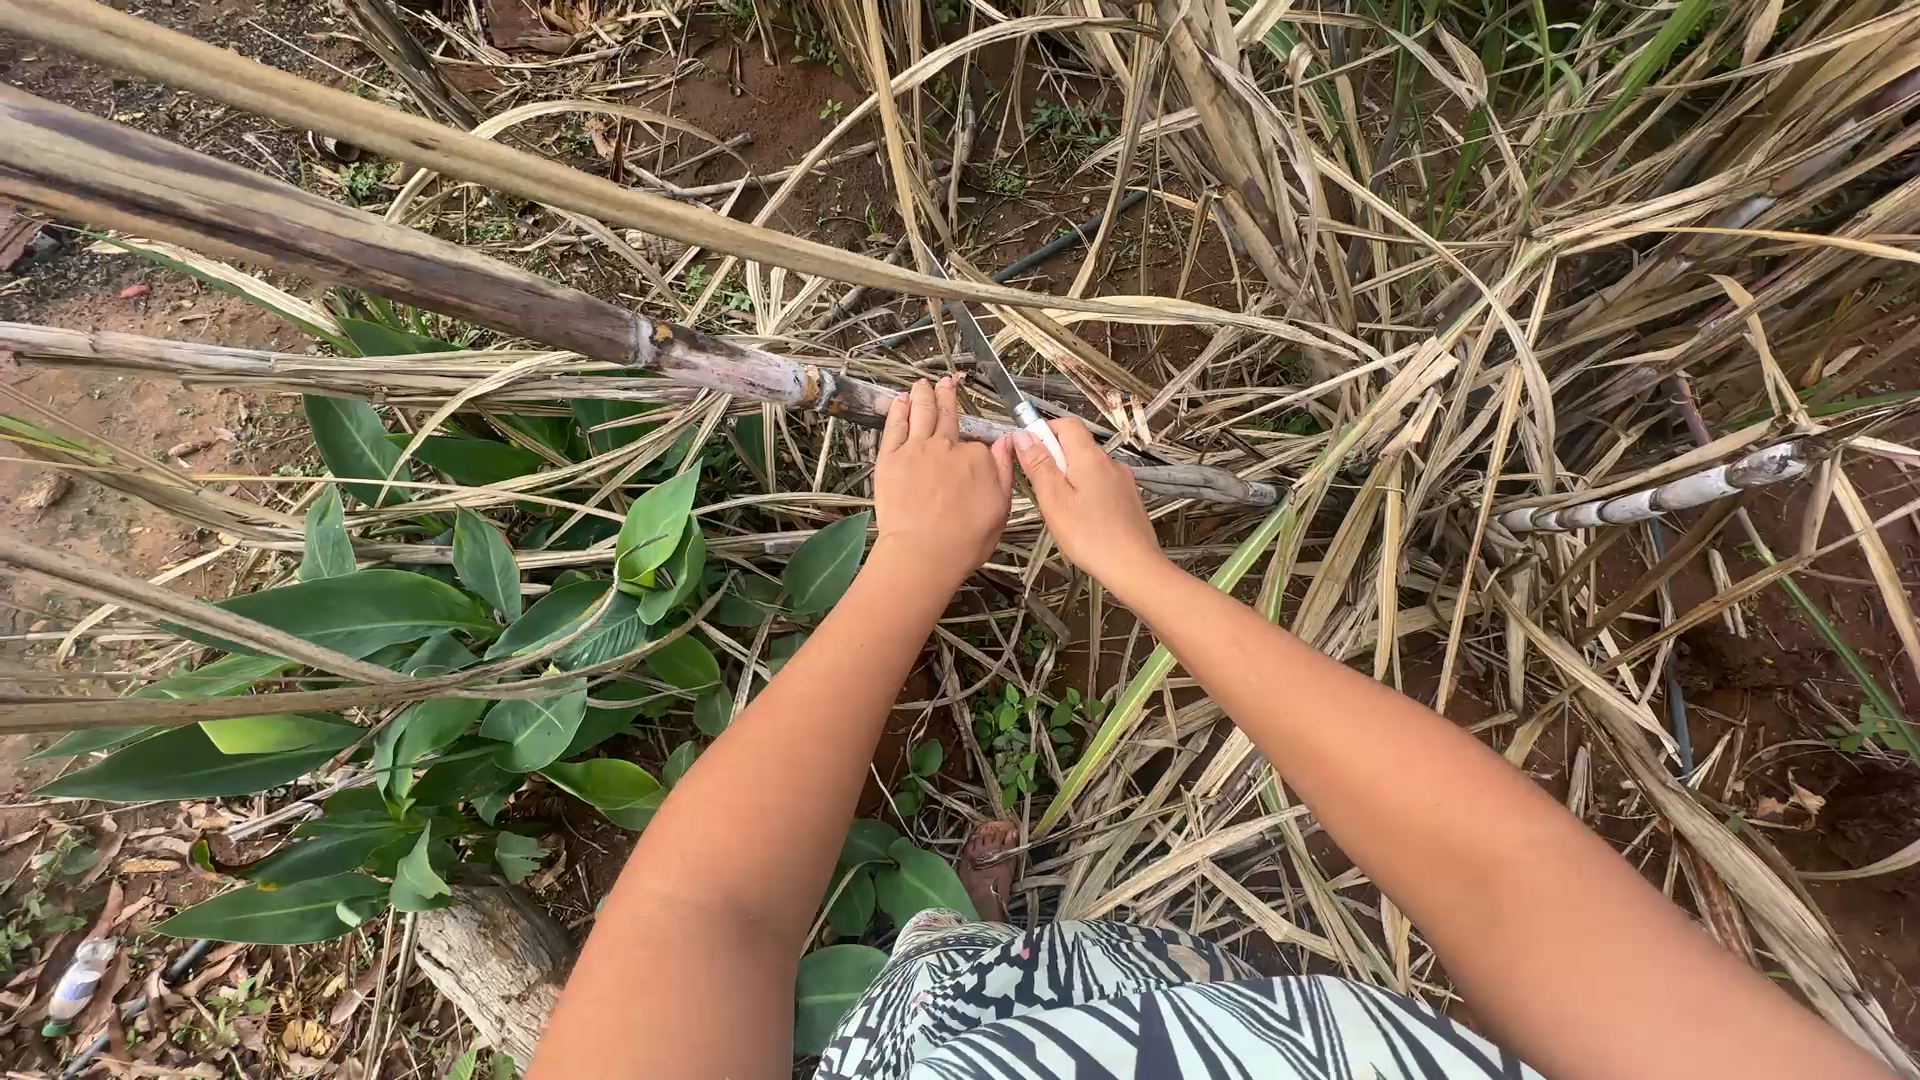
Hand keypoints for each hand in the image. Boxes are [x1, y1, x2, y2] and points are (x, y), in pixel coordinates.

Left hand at [874, 377, 1014, 585]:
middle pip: (947, 416)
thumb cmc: (965, 540)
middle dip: (946, 396)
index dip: (973, 449)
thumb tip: (1006, 442)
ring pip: (921, 413)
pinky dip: (898, 410)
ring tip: (922, 384)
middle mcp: (947, 446)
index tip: (970, 449)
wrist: (924, 553)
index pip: (976, 445)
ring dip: (923, 395)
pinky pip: (894, 427)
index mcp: (977, 457)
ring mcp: (917, 449)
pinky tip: (900, 401)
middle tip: (945, 382)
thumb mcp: (1001, 509)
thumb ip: (1004, 471)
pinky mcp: (890, 458)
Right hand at [1011, 417, 1166, 584]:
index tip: (1028, 453)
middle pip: (1076, 446)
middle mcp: (1110, 462)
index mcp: (1090, 457)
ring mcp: (1122, 481)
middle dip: (1053, 460)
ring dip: (1068, 479)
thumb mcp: (1054, 500)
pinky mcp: (1127, 499)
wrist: (1133, 566)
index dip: (1043, 432)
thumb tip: (1023, 435)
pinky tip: (1080, 520)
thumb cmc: (1091, 537)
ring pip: (1087, 467)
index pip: (1066, 424)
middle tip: (1041, 490)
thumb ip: (1038, 465)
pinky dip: (1084, 493)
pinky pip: (1100, 485)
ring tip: (1060, 510)